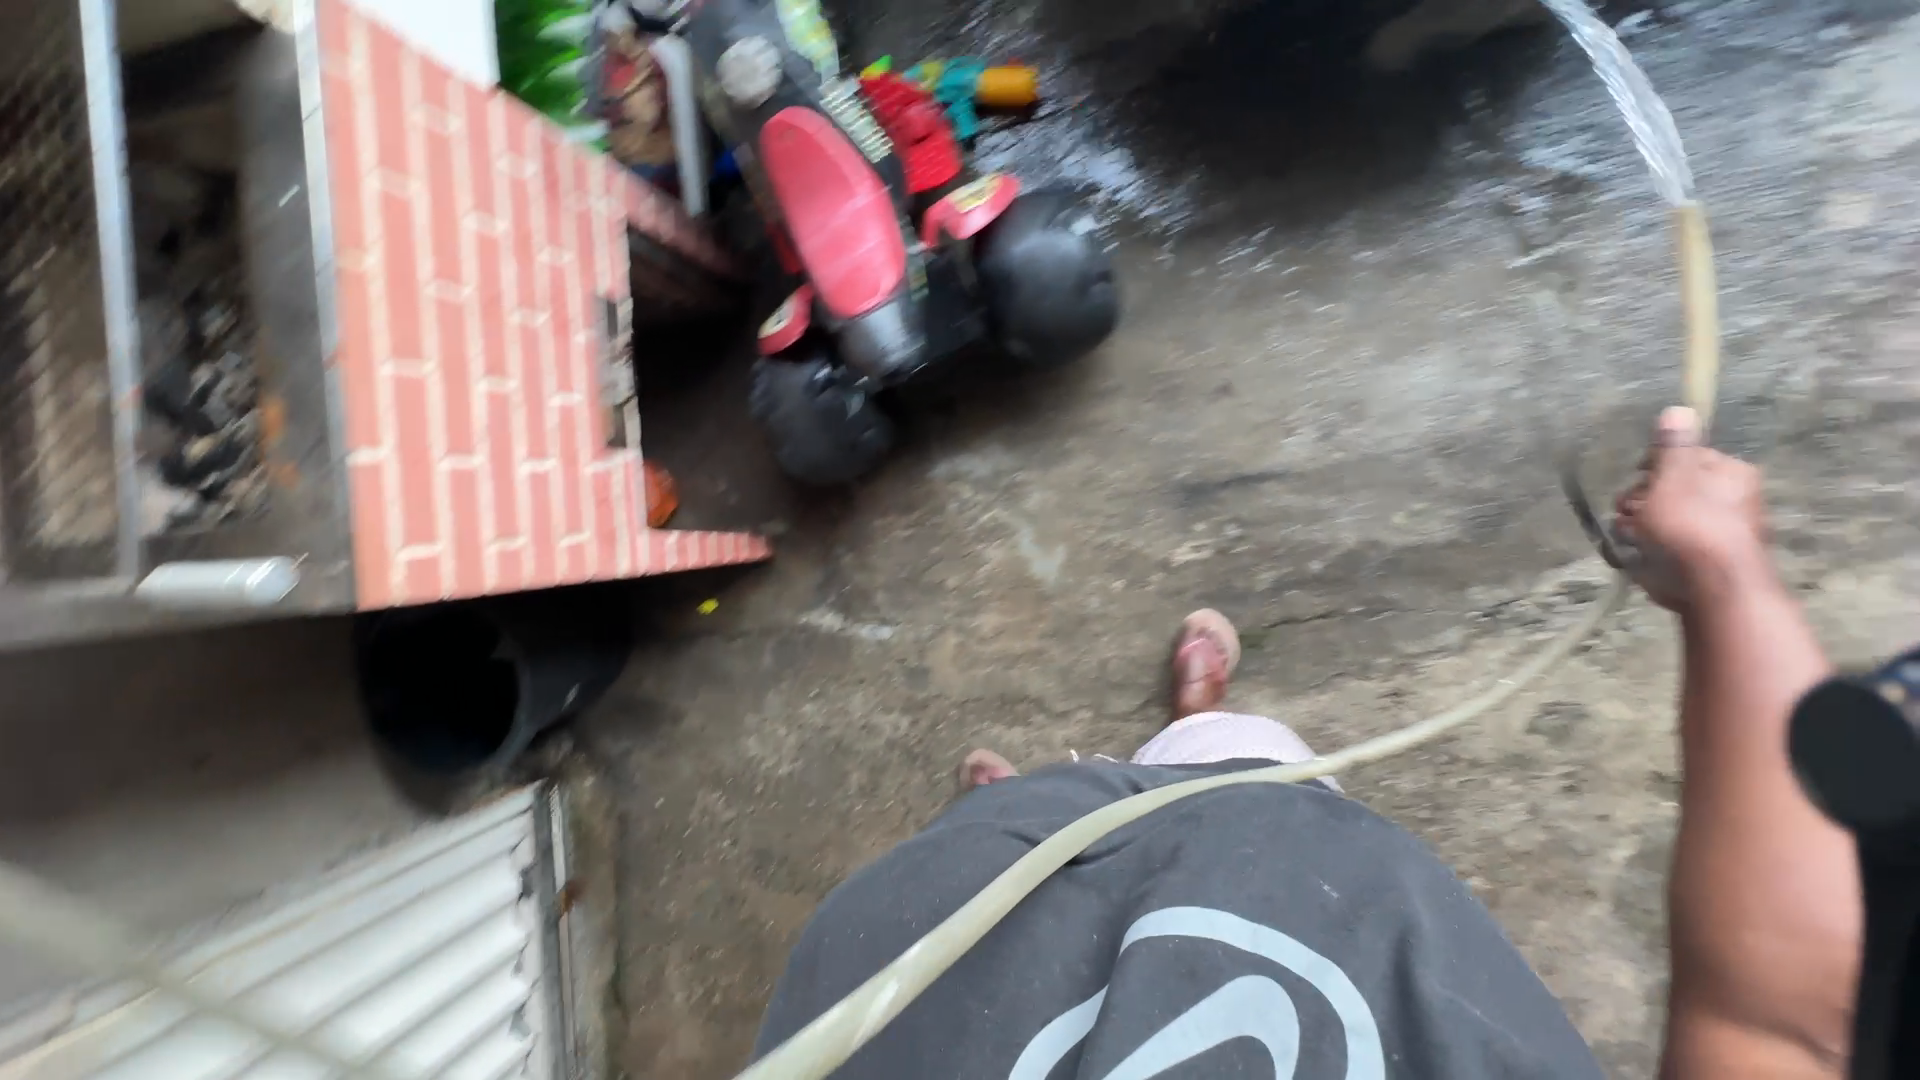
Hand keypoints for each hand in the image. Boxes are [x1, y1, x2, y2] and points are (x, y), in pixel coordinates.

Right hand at [1614, 407, 1775, 612]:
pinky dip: (1642, 547)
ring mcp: (1710, 529)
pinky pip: (1657, 542)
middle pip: (1663, 488)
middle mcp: (1725, 498)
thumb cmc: (1690, 525)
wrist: (1709, 584)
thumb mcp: (1675, 477)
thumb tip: (1679, 409)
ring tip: (1634, 538)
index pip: (1680, 458)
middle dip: (1637, 501)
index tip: (1639, 480)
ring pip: (1654, 517)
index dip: (1652, 469)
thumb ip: (1673, 446)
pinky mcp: (1694, 555)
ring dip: (1634, 526)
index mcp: (1728, 473)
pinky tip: (1636, 554)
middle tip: (1633, 512)